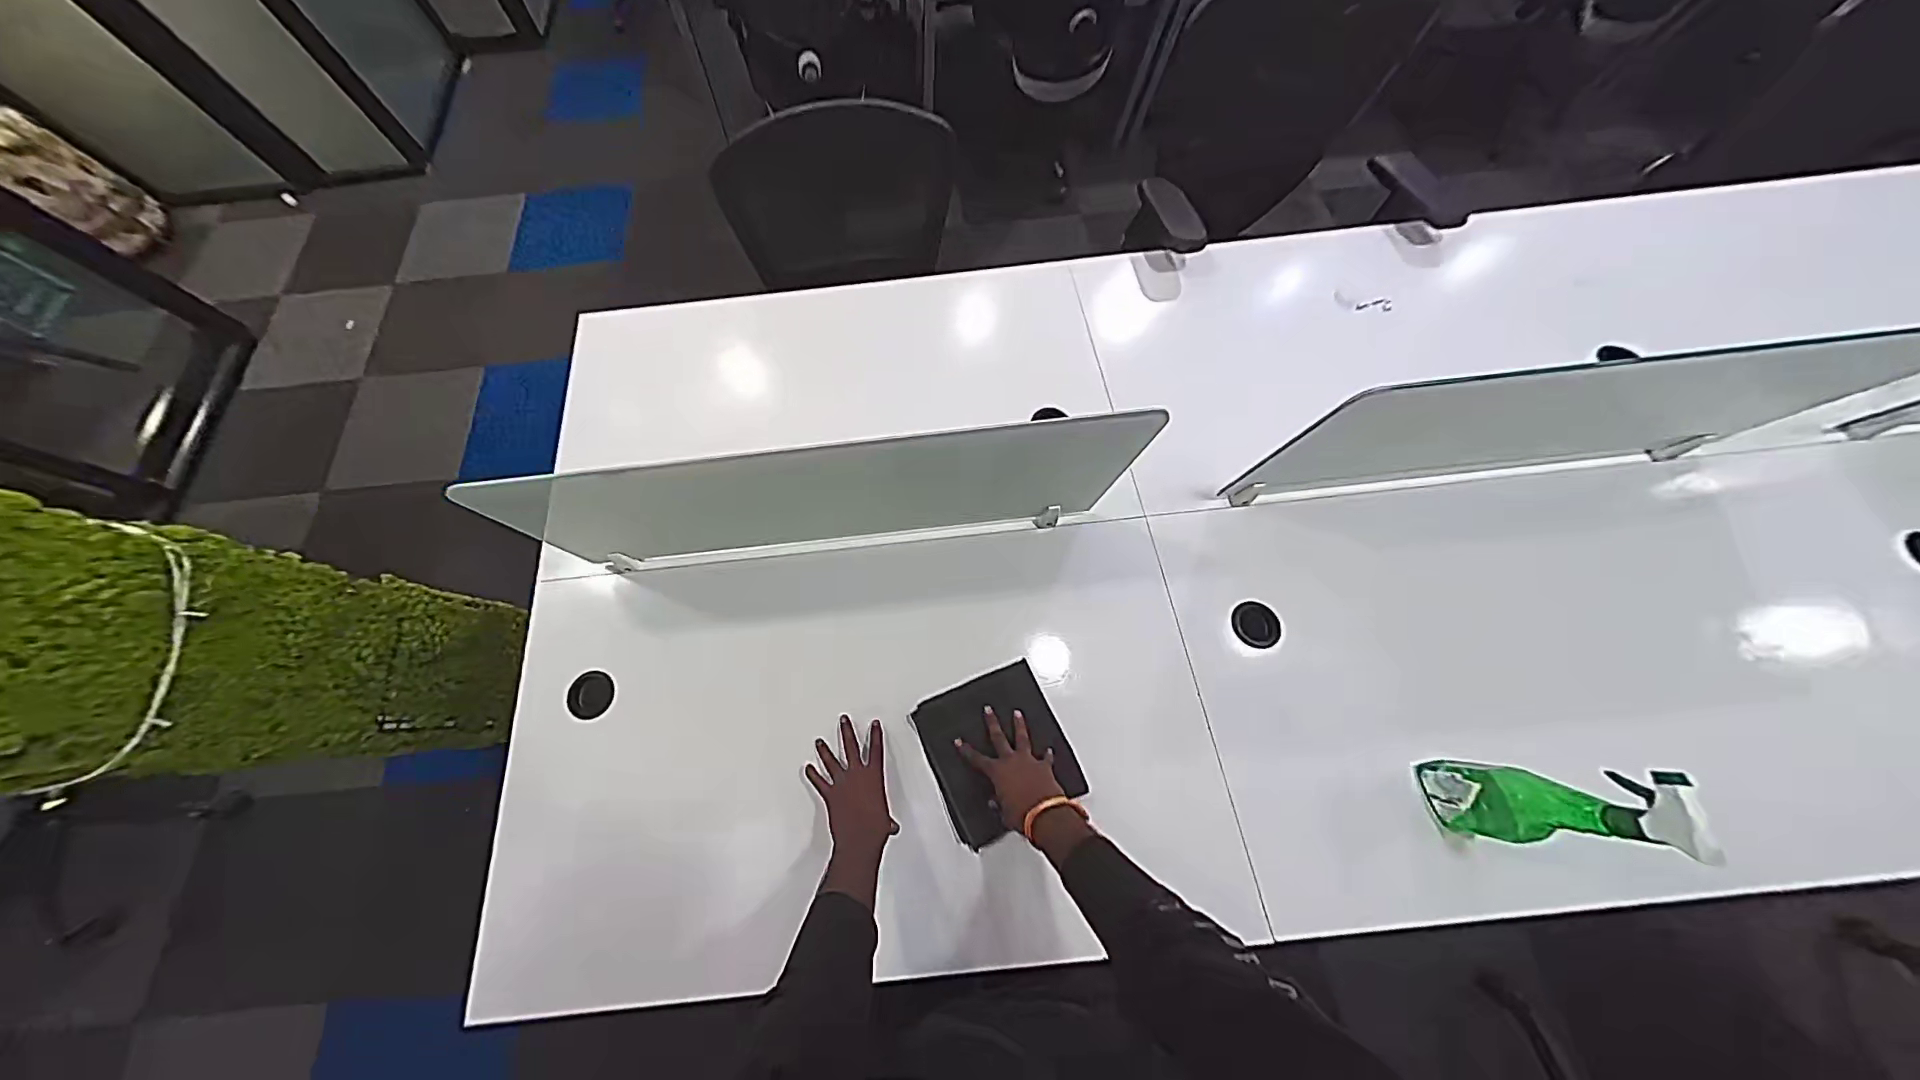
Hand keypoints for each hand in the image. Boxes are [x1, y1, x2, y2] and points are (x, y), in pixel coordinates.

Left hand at [806, 716, 898, 863]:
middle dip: (847, 731)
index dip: (876, 735)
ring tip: (820, 741)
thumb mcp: (885, 820)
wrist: (860, 837)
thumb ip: (886, 819)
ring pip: (831, 761)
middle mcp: (857, 775)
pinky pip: (819, 781)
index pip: (876, 750)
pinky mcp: (829, 794)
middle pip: (851, 746)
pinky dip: (813, 775)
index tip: (874, 724)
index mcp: (874, 776)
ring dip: (825, 751)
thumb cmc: (875, 828)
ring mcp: (841, 783)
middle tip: (844, 720)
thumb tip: (889, 826)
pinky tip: (808, 768)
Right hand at [954, 706, 1064, 833]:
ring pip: (1022, 738)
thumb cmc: (1022, 815)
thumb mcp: (1004, 813)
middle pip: (999, 737)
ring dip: (1019, 725)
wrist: (1045, 815)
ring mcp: (1029, 761)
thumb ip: (998, 804)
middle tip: (989, 710)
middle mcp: (1011, 762)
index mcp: (997, 773)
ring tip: (1017, 714)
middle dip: (992, 723)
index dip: (966, 750)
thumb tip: (995, 803)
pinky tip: (1049, 749)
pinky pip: (1045, 758)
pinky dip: (1047, 754)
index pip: (977, 759)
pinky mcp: (1044, 767)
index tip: (959, 741)